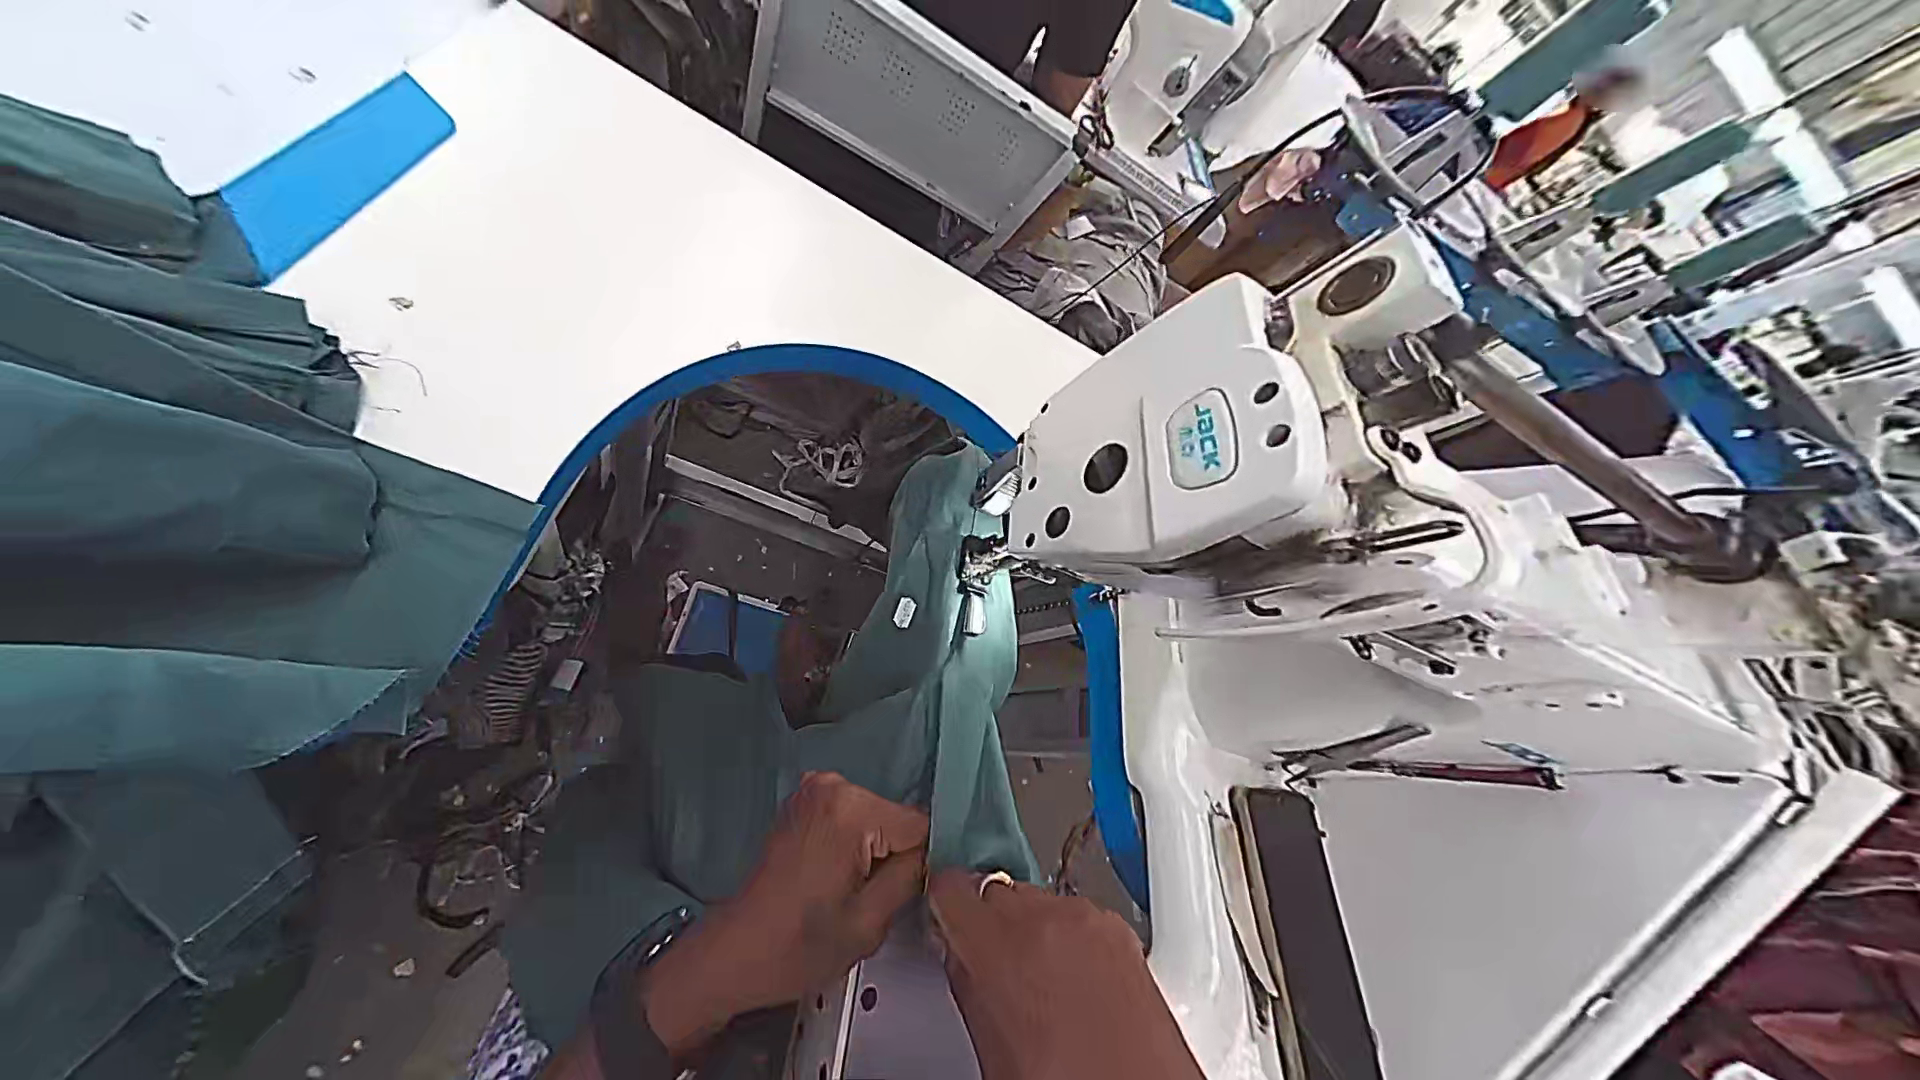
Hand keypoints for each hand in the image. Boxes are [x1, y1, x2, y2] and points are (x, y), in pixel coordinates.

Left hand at [640, 772, 929, 1053]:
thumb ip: (911, 877)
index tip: (900, 892)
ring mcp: (815, 787)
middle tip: (867, 896)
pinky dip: (853, 840)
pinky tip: (835, 872)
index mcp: (851, 810)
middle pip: (896, 818)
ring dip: (873, 849)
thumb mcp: (869, 922)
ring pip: (877, 817)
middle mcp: (833, 785)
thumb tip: (930, 854)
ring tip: (847, 886)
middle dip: (893, 855)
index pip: (919, 826)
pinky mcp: (805, 797)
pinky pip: (852, 814)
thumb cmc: (796, 945)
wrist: (735, 951)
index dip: (918, 863)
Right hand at [928, 869, 1204, 1079]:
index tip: (947, 914)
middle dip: (990, 919)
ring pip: (1036, 897)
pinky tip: (1077, 977)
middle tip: (997, 963)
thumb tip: (958, 952)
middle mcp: (1041, 917)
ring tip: (1044, 978)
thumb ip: (966, 982)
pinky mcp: (1116, 924)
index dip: (945, 903)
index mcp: (998, 945)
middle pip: (994, 890)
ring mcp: (1083, 916)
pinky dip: (1070, 933)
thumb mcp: (990, 1047)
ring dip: (1032, 924)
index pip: (951, 887)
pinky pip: (1076, 911)